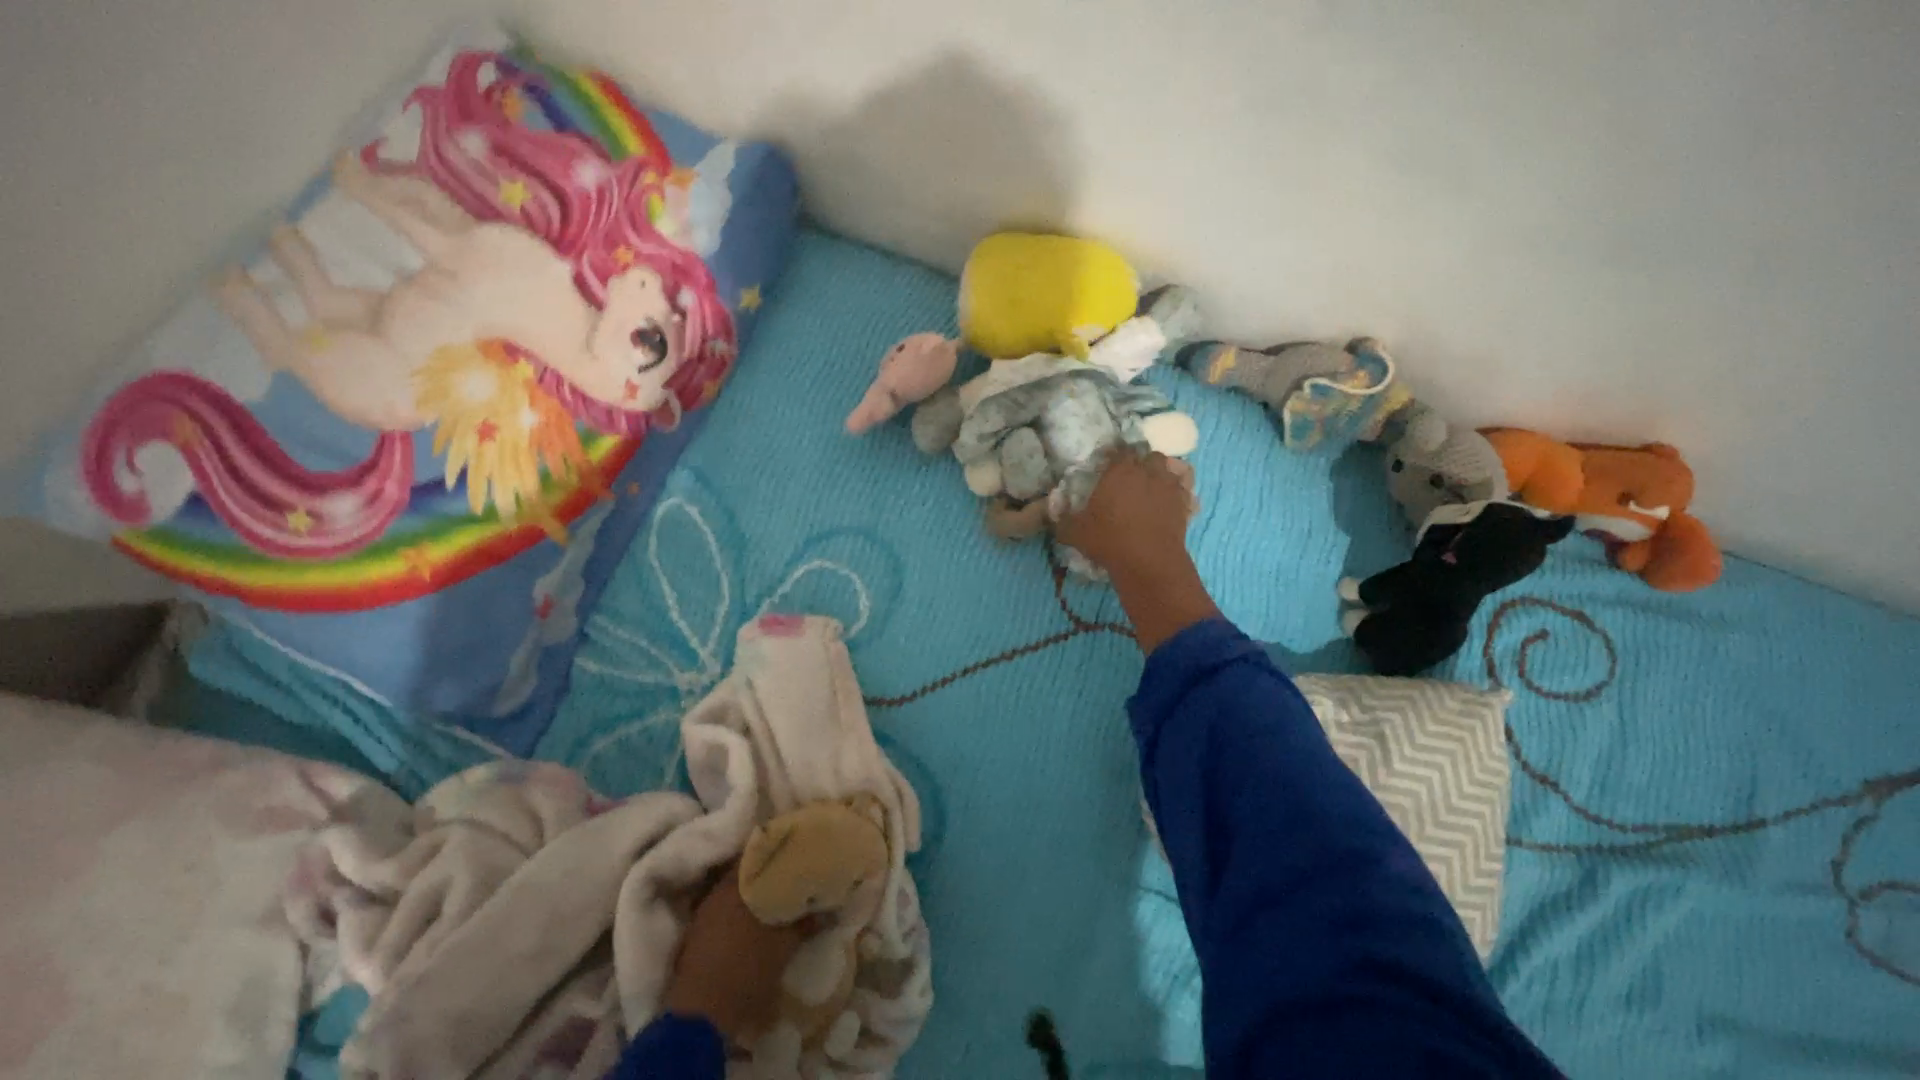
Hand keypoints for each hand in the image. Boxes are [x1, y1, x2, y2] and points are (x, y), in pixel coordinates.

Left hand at [663, 866, 819, 1043]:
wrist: (703, 1015)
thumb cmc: (746, 971)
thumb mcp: (783, 948)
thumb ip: (804, 924)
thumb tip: (826, 910)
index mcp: (735, 887)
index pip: (757, 856)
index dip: (778, 854)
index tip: (798, 851)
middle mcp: (716, 894)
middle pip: (746, 875)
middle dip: (769, 876)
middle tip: (794, 877)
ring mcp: (704, 916)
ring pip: (736, 895)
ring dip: (755, 896)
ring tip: (780, 900)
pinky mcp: (698, 938)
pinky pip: (725, 913)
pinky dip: (742, 914)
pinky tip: (758, 923)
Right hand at [1055, 450, 1197, 580]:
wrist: (1148, 561)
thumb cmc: (1109, 540)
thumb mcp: (1075, 533)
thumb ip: (1062, 521)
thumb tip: (1051, 514)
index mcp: (1120, 471)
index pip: (1119, 451)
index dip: (1114, 455)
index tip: (1107, 464)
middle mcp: (1147, 472)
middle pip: (1149, 456)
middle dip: (1142, 462)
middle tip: (1132, 477)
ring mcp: (1169, 487)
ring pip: (1170, 469)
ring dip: (1161, 473)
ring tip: (1152, 486)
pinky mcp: (1184, 504)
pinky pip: (1184, 490)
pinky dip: (1177, 492)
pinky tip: (1169, 502)